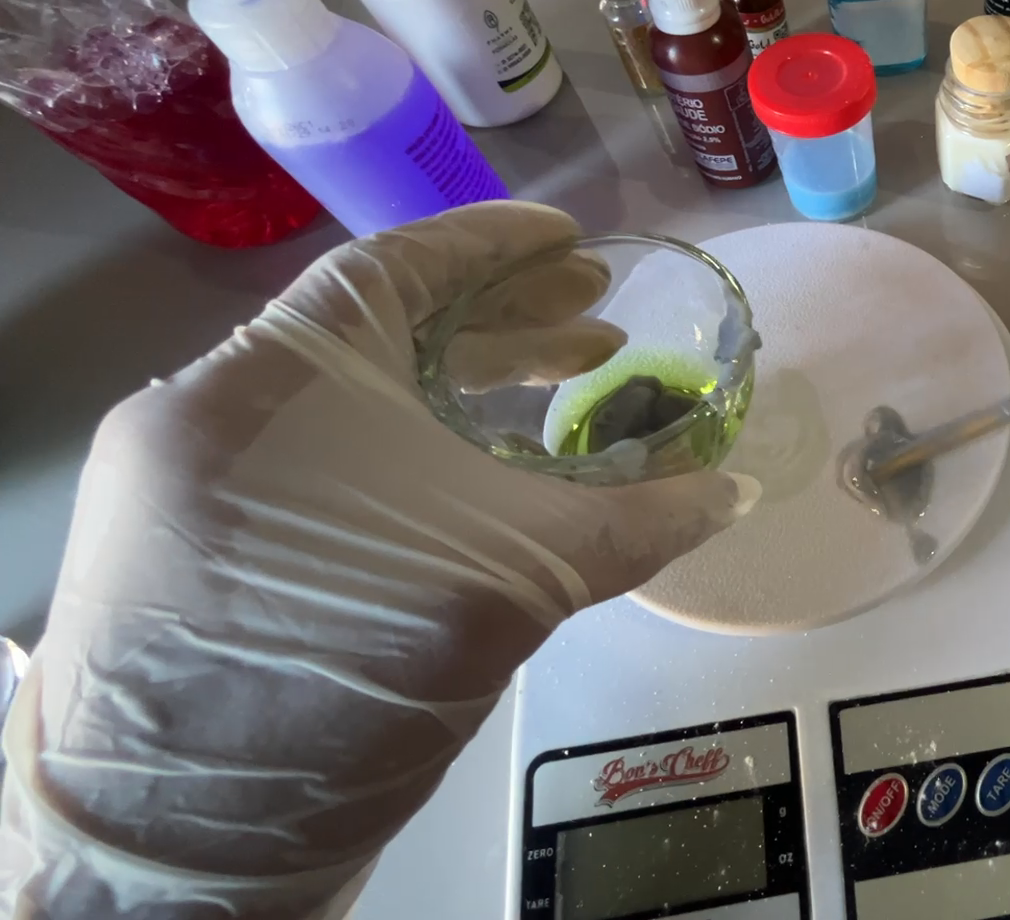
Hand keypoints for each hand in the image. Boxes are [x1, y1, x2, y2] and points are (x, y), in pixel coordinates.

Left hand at [1, 203, 757, 918]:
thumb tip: (738, 490)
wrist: (189, 854)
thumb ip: (639, 522)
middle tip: (601, 311)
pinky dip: (440, 431)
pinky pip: (353, 444)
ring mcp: (215, 475)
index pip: (391, 269)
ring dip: (481, 375)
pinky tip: (508, 457)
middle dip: (508, 311)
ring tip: (579, 373)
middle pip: (390, 324)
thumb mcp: (517, 581)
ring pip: (374, 388)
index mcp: (276, 389)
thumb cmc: (352, 674)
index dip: (490, 242)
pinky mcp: (226, 534)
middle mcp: (227, 411)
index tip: (572, 237)